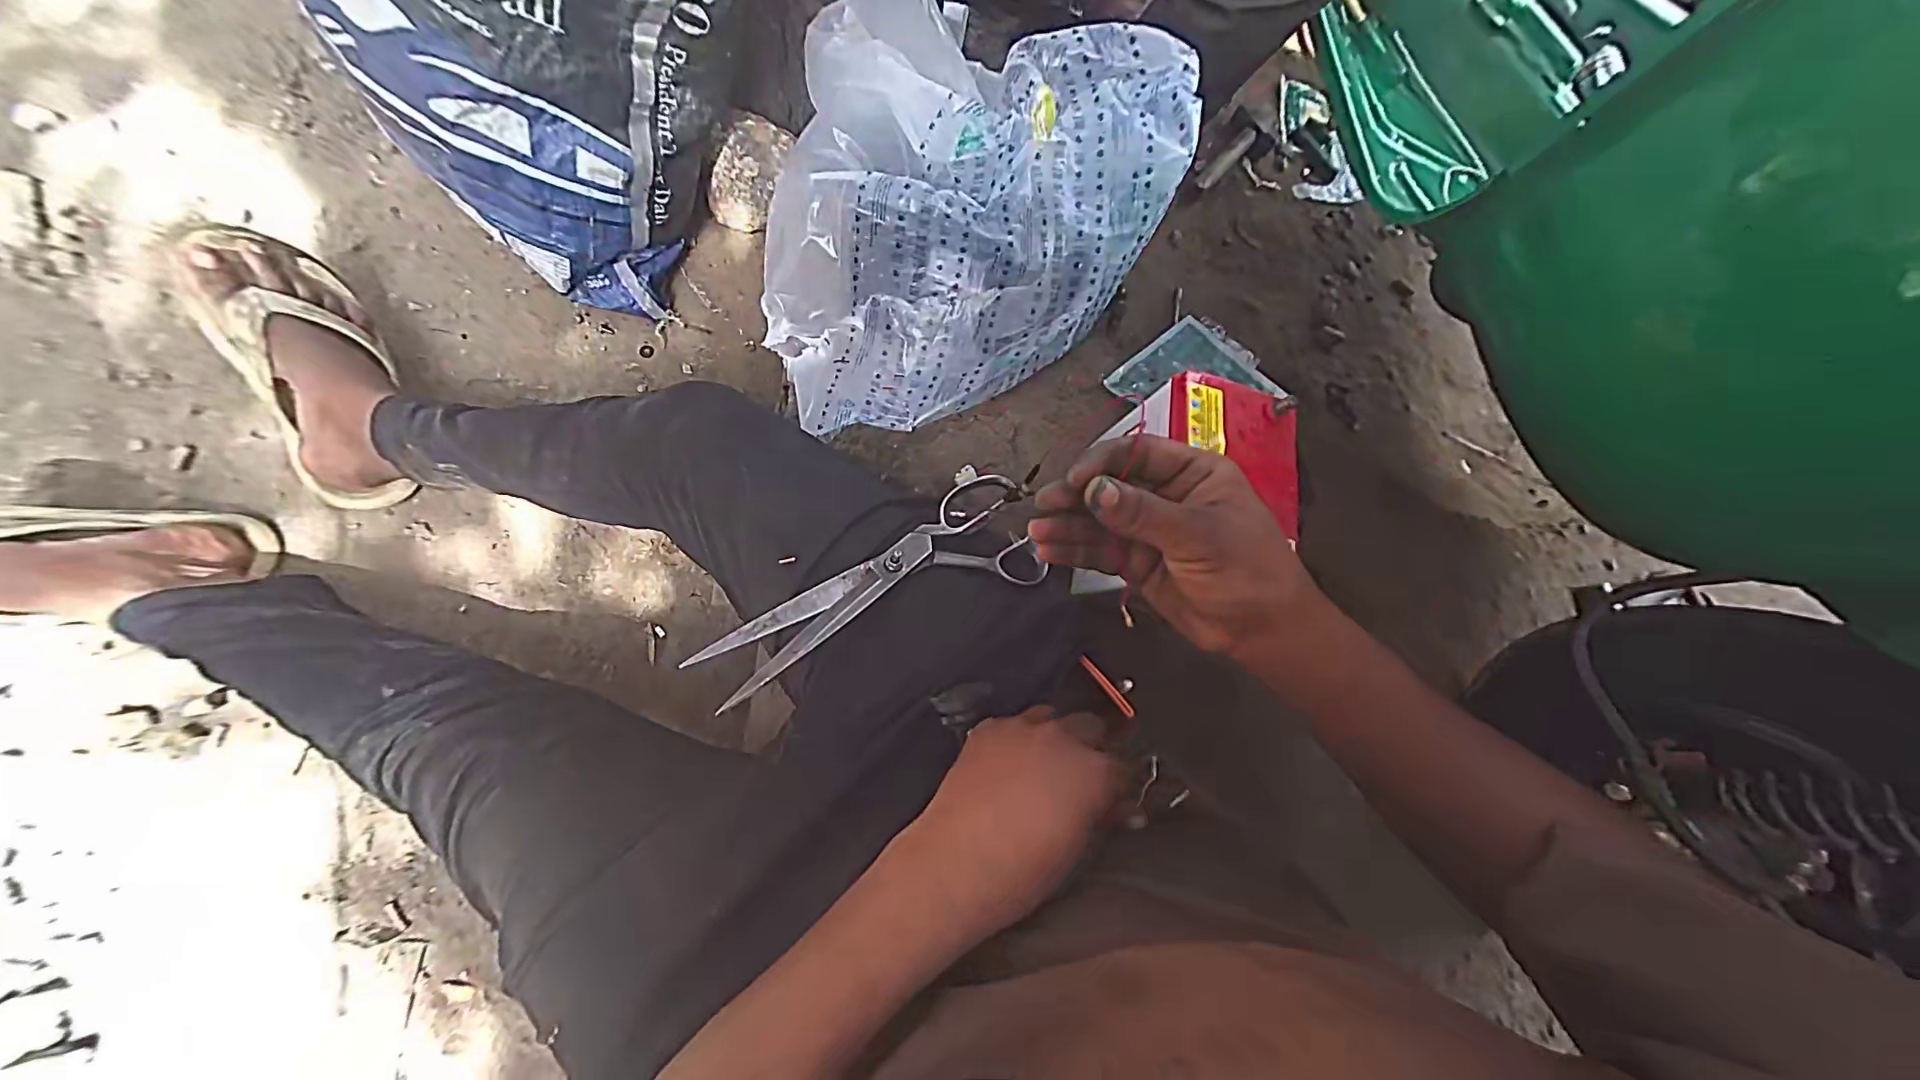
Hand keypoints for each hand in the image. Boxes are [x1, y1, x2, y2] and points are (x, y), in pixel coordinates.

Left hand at [901, 707, 1125, 931]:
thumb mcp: (1077, 850)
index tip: (1115, 795)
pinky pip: (1013, 723)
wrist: (956, 864)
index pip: (1123, 766)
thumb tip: (1117, 808)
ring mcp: (1021, 729)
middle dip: (1091, 748)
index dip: (1120, 783)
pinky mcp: (988, 730)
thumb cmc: (1021, 871)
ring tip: (1044, 765)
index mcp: (1093, 771)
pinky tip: (1009, 763)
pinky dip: (1017, 738)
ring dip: (1054, 736)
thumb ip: (1101, 817)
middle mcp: (1061, 739)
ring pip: (1051, 718)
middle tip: (1082, 777)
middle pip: (1090, 727)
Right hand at [1026, 436, 1321, 660]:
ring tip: (1038, 531)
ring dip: (1068, 525)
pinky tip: (1049, 550)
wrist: (1261, 630)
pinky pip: (1099, 551)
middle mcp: (1165, 497)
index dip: (1103, 462)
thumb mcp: (1199, 535)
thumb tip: (1096, 491)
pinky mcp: (1136, 562)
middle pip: (1111, 486)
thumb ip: (1144, 514)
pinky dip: (1074, 551)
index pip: (1138, 453)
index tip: (1077, 480)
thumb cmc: (1250, 572)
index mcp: (1192, 474)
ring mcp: (1148, 531)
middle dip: (1077, 495)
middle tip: (1047, 504)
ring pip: (1099, 521)